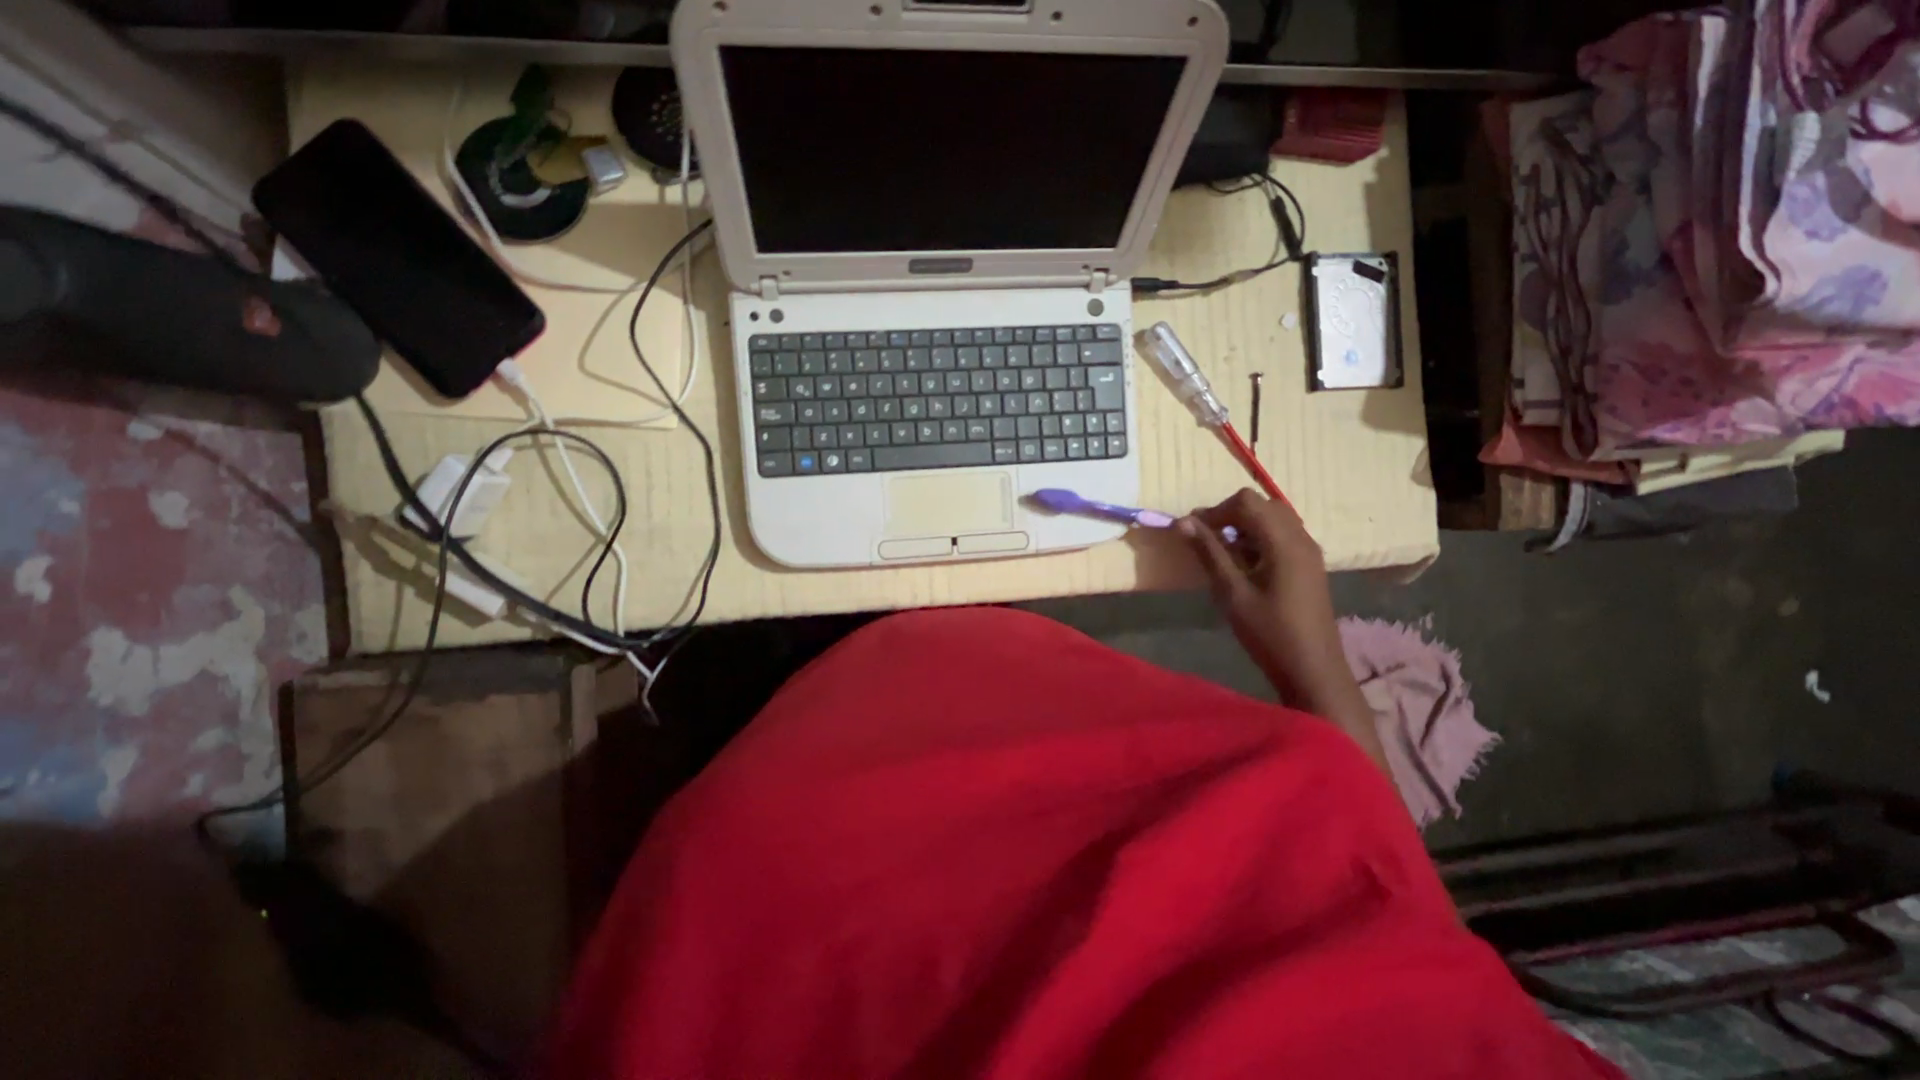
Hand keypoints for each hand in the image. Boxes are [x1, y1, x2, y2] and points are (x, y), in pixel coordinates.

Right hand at [1178, 491, 1384, 768]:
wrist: (1313, 669)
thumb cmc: (1269, 634)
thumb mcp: (1232, 594)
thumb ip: (1210, 553)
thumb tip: (1183, 522)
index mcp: (1284, 542)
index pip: (1246, 502)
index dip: (1215, 510)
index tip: (1192, 532)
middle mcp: (1301, 538)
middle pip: (1262, 505)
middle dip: (1230, 515)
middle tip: (1206, 540)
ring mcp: (1310, 551)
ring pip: (1274, 518)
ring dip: (1245, 525)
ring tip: (1223, 553)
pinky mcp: (1310, 565)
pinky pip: (1284, 535)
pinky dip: (1260, 537)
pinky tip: (1246, 565)